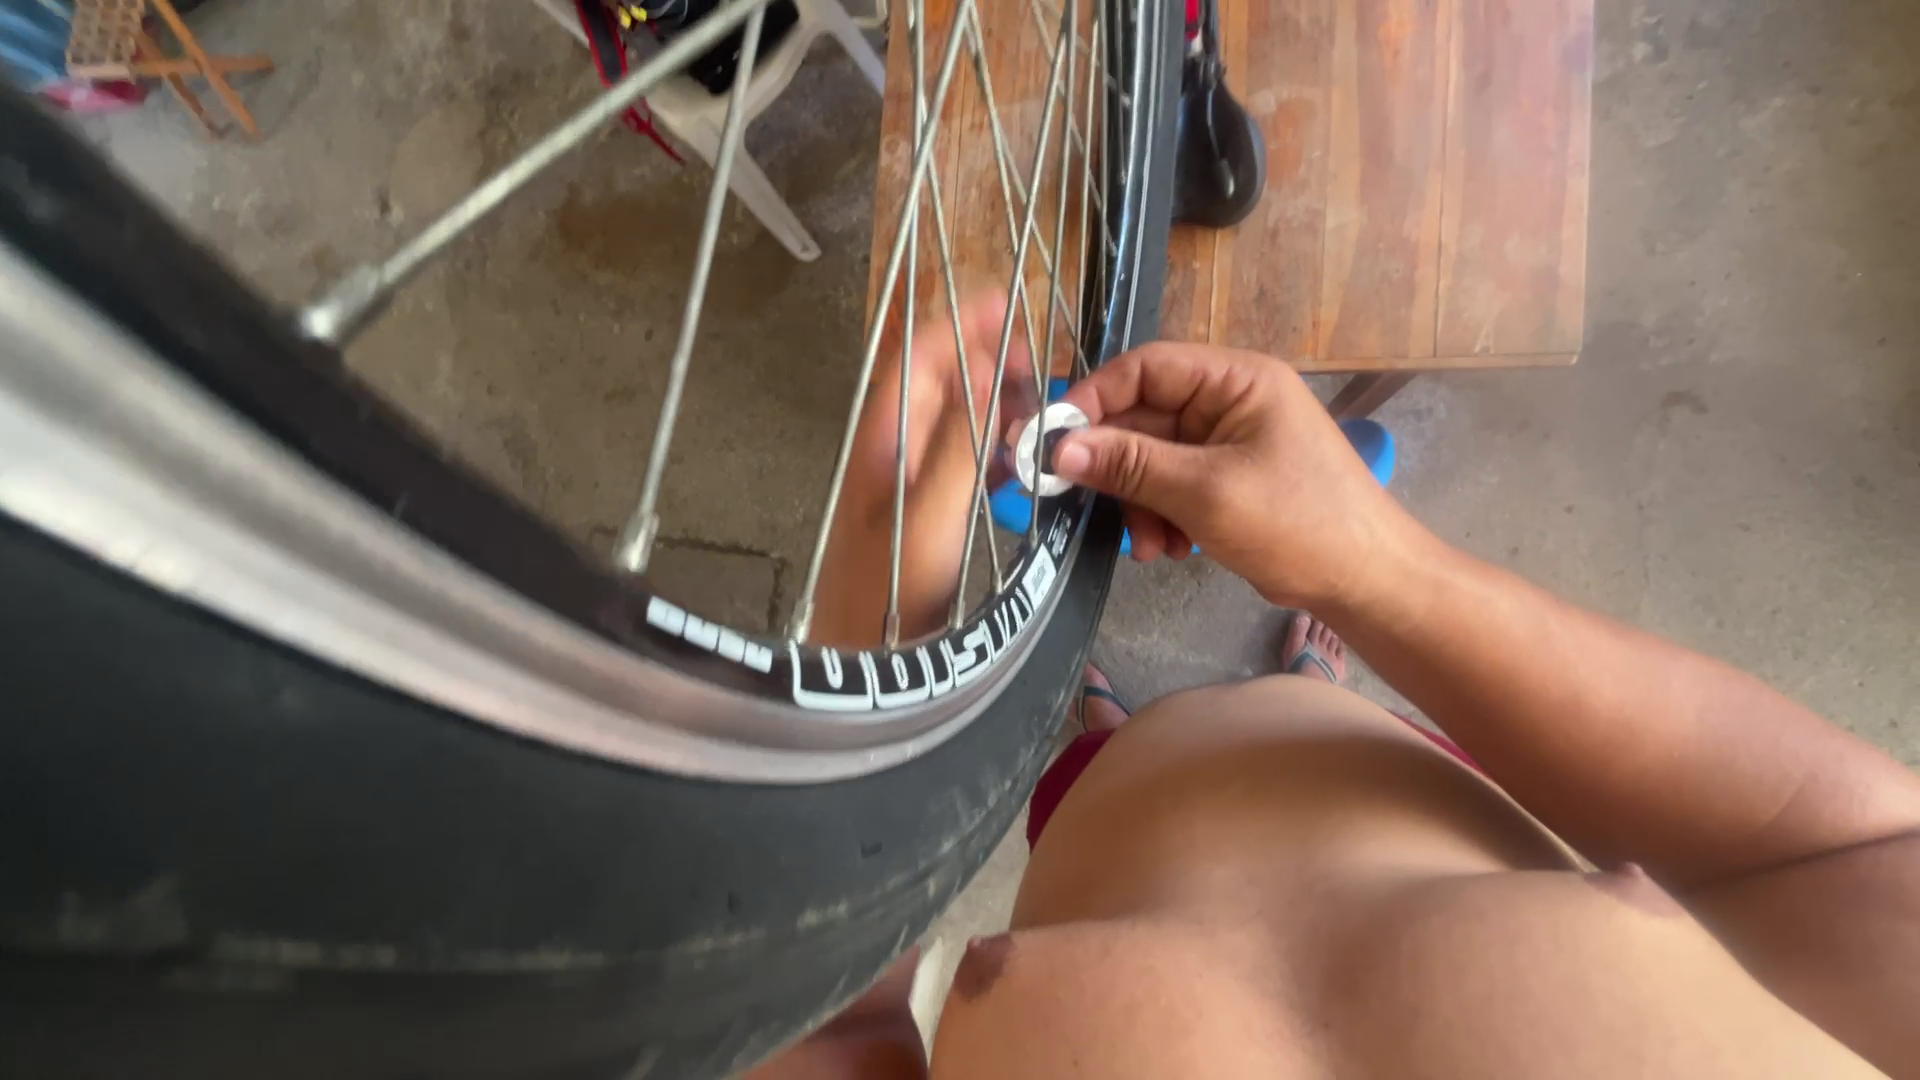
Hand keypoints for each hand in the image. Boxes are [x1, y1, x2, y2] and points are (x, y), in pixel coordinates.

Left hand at [810, 291, 1032, 647]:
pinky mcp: (921, 503)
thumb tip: (985, 371)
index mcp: (885, 438)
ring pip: (951, 416)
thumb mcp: (930, 515)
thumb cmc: (891, 590)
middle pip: (937, 380)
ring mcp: (905, 475)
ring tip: (1037, 409)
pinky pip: (958, 455)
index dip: (959, 322)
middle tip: (1037, 369)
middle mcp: (892, 446)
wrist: (866, 658)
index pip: (918, 356)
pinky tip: (1015, 458)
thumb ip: (958, 445)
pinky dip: (988, 444)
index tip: (1007, 303)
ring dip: (992, 402)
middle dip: (986, 360)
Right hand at [1049, 343, 1424, 608]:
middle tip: (1082, 505)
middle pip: (1141, 419)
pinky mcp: (1221, 480)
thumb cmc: (1297, 522)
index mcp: (1234, 380)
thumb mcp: (1206, 492)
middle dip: (1117, 470)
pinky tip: (1168, 549)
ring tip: (1149, 546)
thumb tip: (1059, 449)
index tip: (1053, 441)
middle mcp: (1225, 402)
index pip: (1145, 369)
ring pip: (1148, 460)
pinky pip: (1167, 487)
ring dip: (1137, 504)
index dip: (1093, 399)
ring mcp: (1223, 443)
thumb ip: (1130, 466)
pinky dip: (1158, 517)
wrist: (1364, 581)